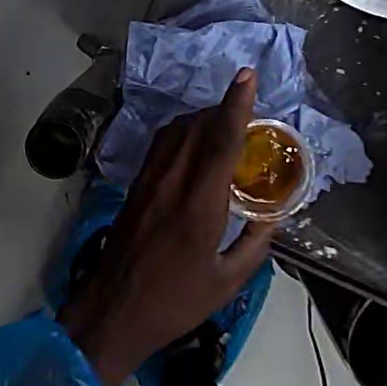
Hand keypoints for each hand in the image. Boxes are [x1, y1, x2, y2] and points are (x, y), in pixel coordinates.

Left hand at [58, 69, 275, 385]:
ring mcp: (150, 179)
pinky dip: (183, 132)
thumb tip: (272, 217)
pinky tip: (194, 143)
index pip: (222, 141)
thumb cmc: (174, 301)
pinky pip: (162, 143)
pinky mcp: (137, 184)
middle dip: (224, 109)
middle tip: (248, 110)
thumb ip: (254, 244)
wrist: (114, 309)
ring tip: (224, 124)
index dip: (237, 105)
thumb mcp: (227, 282)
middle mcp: (173, 180)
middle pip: (199, 126)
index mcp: (200, 204)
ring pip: (177, 130)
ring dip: (203, 118)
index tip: (247, 76)